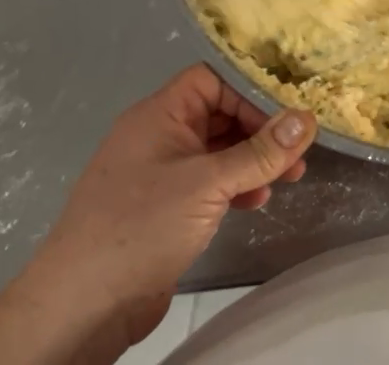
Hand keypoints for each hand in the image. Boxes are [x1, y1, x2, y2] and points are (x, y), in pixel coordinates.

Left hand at [17, 65, 315, 353]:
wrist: (81, 308)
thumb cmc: (140, 227)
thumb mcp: (209, 183)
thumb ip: (262, 150)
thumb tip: (307, 119)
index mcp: (159, 117)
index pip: (213, 80)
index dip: (252, 89)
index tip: (290, 111)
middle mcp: (159, 138)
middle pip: (222, 113)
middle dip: (264, 129)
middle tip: (300, 147)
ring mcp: (161, 174)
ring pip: (222, 150)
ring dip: (257, 160)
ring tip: (289, 177)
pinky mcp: (166, 207)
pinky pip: (213, 181)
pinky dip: (239, 185)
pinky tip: (256, 202)